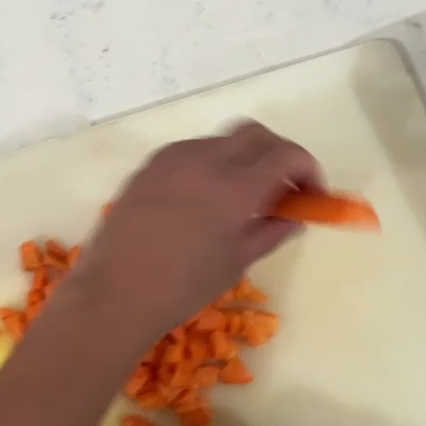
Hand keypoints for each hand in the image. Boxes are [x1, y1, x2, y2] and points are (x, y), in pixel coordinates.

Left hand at [65, 121, 321, 341]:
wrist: (115, 291)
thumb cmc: (182, 286)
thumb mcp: (236, 261)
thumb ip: (270, 230)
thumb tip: (294, 216)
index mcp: (235, 186)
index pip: (286, 155)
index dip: (307, 169)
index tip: (311, 192)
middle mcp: (205, 160)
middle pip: (255, 134)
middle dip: (277, 154)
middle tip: (281, 189)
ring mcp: (172, 158)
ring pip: (221, 141)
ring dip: (241, 159)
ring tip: (239, 199)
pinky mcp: (149, 166)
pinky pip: (190, 152)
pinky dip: (209, 165)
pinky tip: (202, 200)